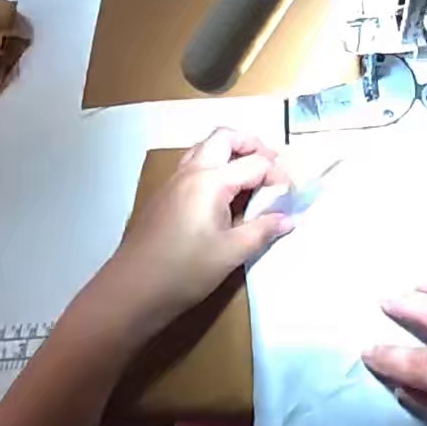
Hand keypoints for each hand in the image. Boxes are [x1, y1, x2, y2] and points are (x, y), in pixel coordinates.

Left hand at [92, 128, 294, 334]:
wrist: (133, 288)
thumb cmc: (185, 271)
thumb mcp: (231, 253)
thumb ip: (262, 230)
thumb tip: (290, 218)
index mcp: (210, 180)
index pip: (254, 163)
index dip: (278, 175)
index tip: (293, 194)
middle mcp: (191, 171)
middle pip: (225, 137)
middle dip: (252, 144)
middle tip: (273, 164)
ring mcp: (174, 180)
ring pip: (206, 147)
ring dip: (231, 151)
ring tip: (251, 174)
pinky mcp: (165, 193)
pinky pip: (194, 164)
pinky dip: (215, 164)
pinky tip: (225, 192)